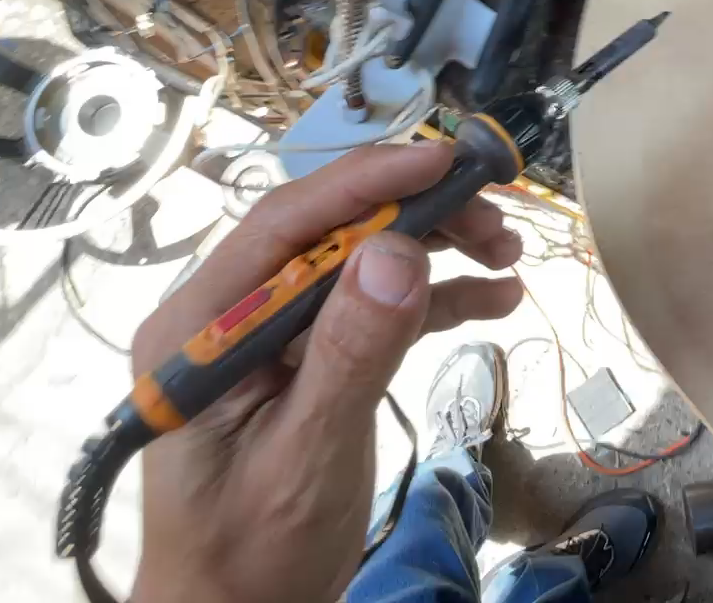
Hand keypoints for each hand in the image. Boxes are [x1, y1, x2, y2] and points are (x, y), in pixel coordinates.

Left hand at [130, 143, 524, 602]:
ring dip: (440, 246)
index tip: (444, 160)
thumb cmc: (254, 551)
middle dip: (421, 213)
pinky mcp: (325, 348)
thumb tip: (400, 252)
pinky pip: (386, 302)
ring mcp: (286, 327)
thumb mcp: (305, 457)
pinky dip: (442, 294)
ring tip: (506, 252)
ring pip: (370, 255)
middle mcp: (243, 308)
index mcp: (207, 322)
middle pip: (338, 228)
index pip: (287, 222)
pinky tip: (495, 298)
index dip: (368, 180)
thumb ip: (349, 353)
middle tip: (495, 221)